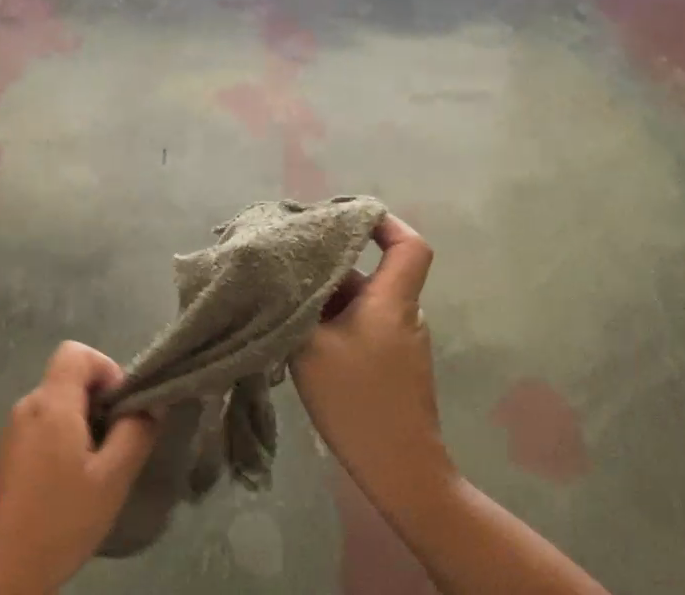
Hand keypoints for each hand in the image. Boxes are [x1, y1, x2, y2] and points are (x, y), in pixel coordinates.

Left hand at [0, 342, 158, 594]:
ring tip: (99, 467)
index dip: (106, 368)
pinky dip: (64, 436)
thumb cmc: (63, 518)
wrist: (6, 562)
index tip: (124, 407)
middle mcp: (28, 404)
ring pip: (57, 402)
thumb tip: (149, 404)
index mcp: (51, 403)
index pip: (76, 352)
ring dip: (84, 422)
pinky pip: (43, 423)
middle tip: (119, 444)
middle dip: (99, 400)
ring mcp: (14, 426)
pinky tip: (74, 478)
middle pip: (67, 377)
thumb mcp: (111, 479)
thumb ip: (134, 434)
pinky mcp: (9, 448)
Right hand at [290, 215, 452, 509]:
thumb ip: (293, 302)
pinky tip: (294, 334)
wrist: (398, 468)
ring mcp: (396, 340)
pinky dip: (327, 319)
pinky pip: (357, 323)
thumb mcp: (309, 345)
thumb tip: (276, 271)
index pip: (408, 245)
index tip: (340, 216)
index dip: (380, 222)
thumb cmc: (355, 400)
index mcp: (391, 301)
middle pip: (368, 271)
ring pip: (357, 299)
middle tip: (282, 260)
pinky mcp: (388, 363)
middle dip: (326, 262)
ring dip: (320, 295)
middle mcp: (401, 314)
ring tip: (278, 300)